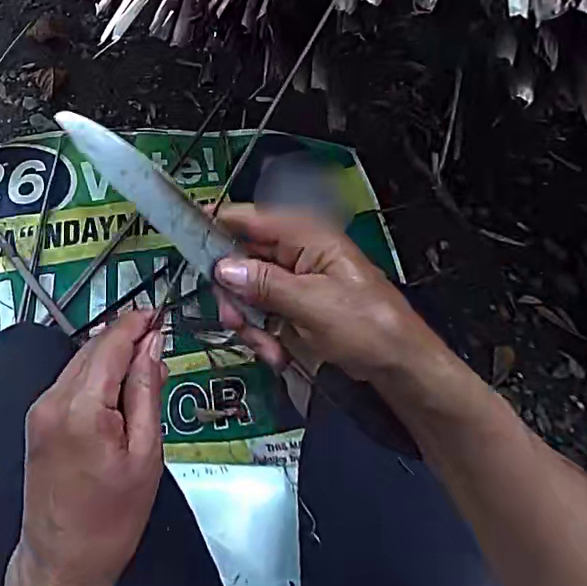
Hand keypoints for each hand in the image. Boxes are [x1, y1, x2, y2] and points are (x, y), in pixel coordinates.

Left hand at [5, 309, 166, 585]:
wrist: (62, 565)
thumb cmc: (106, 523)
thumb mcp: (145, 453)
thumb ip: (147, 389)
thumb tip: (152, 346)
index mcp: (81, 409)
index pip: (111, 342)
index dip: (138, 322)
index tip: (158, 315)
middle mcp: (52, 402)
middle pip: (95, 345)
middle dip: (128, 337)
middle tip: (159, 342)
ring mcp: (40, 410)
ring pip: (82, 358)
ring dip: (113, 355)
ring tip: (145, 370)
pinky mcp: (38, 419)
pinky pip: (72, 378)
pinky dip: (97, 373)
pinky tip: (119, 389)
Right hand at [210, 203, 442, 383]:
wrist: (400, 367)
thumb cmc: (368, 326)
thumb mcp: (313, 305)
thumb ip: (265, 283)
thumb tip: (222, 266)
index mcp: (305, 235)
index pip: (249, 218)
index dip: (215, 225)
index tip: (186, 240)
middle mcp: (295, 251)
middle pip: (240, 259)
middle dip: (235, 295)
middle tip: (237, 322)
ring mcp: (293, 279)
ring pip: (245, 290)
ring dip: (249, 322)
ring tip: (268, 348)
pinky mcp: (293, 305)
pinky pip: (260, 312)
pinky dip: (262, 334)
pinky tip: (277, 353)